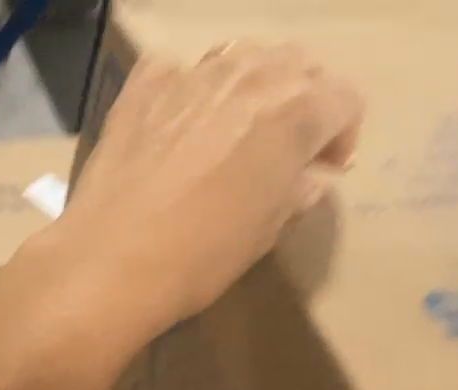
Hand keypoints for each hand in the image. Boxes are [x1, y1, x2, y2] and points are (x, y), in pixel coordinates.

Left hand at [57, 41, 361, 334]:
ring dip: (249, 89)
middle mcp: (249, 76)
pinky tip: (177, 130)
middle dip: (301, 102)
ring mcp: (192, 74)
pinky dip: (187, 93)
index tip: (325, 170)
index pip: (344, 100)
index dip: (342, 136)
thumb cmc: (200, 258)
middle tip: (284, 149)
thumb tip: (306, 180)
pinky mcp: (143, 87)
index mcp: (295, 112)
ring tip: (234, 133)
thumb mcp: (263, 234)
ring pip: (240, 59)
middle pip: (295, 67)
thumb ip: (293, 194)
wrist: (112, 262)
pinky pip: (177, 73)